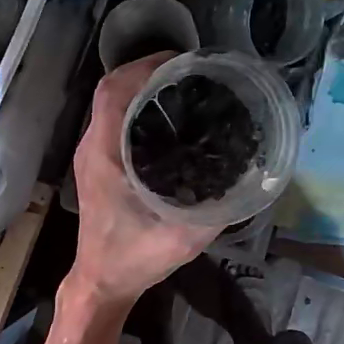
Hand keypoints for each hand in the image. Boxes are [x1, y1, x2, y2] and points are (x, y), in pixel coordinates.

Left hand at [64, 54, 222, 324]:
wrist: (101, 282)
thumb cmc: (133, 258)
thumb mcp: (183, 237)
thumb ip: (217, 208)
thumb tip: (252, 175)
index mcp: (105, 154)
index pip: (113, 91)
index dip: (143, 67)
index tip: (180, 61)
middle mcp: (92, 147)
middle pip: (111, 90)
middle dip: (147, 71)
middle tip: (190, 72)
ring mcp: (91, 155)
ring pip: (110, 104)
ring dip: (141, 88)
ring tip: (183, 87)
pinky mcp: (97, 164)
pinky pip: (113, 121)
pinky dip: (136, 107)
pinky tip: (168, 118)